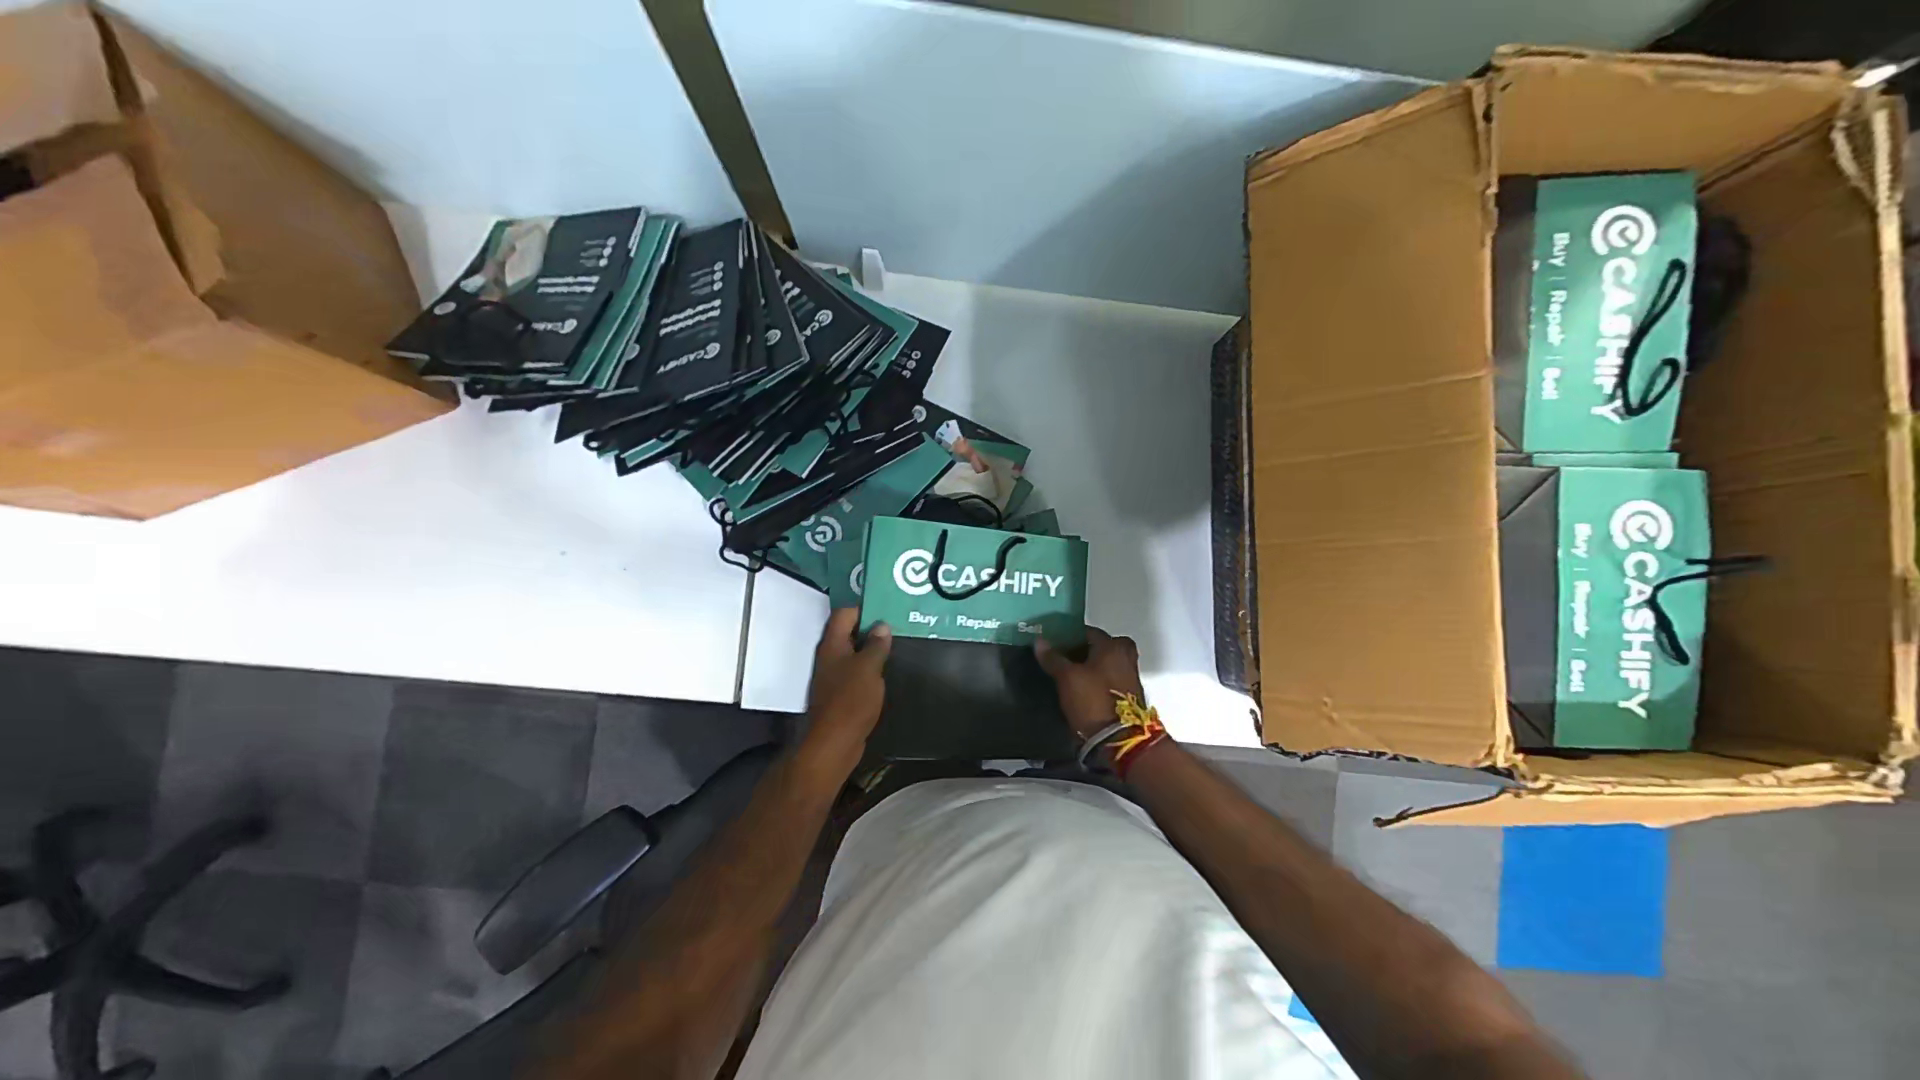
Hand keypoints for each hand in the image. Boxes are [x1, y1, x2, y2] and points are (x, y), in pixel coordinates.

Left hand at [803, 609, 891, 765]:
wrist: (833, 743)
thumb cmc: (851, 700)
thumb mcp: (869, 668)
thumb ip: (877, 645)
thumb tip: (882, 625)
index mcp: (833, 645)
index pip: (844, 614)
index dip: (864, 609)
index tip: (888, 611)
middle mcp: (829, 656)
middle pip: (848, 632)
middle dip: (871, 628)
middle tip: (897, 627)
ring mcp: (833, 676)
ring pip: (853, 653)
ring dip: (872, 649)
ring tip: (896, 646)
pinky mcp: (840, 693)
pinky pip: (855, 672)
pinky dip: (869, 668)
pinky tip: (886, 672)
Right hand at [1034, 627, 1144, 740]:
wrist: (1119, 740)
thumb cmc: (1092, 700)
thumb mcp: (1066, 678)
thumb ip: (1053, 658)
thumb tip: (1039, 641)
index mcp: (1113, 645)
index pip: (1086, 632)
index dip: (1067, 637)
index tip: (1051, 644)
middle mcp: (1125, 656)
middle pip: (1097, 647)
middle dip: (1078, 652)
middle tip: (1058, 659)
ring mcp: (1129, 676)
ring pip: (1103, 664)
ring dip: (1087, 667)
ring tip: (1064, 675)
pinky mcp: (1128, 695)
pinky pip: (1107, 679)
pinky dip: (1094, 680)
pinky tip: (1077, 689)